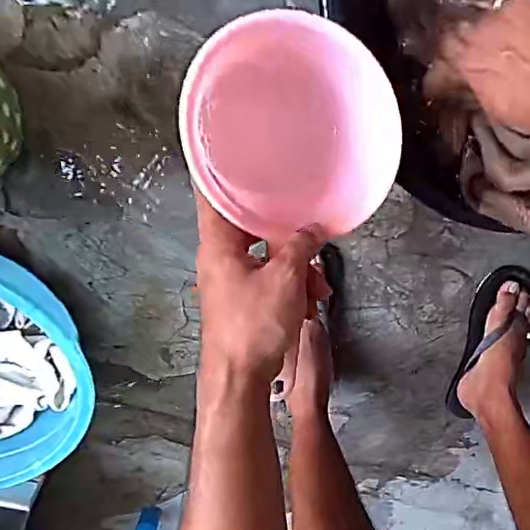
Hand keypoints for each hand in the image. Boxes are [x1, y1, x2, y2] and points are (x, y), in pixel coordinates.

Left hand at [193, 189, 324, 385]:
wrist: (240, 378)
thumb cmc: (253, 328)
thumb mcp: (286, 279)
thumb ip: (300, 246)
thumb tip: (312, 230)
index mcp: (218, 246)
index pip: (213, 195)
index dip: (221, 172)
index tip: (232, 152)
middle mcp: (219, 260)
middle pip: (250, 228)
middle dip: (285, 235)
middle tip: (308, 237)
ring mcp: (230, 282)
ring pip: (265, 258)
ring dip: (295, 267)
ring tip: (316, 287)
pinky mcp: (242, 302)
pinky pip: (268, 280)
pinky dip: (289, 286)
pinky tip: (308, 302)